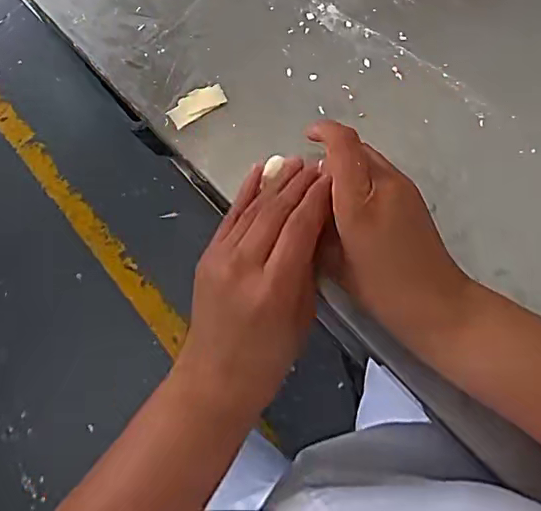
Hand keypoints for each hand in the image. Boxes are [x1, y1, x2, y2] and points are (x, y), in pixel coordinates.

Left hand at [174, 157, 331, 418]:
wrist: (214, 379)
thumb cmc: (268, 359)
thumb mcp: (302, 319)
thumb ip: (307, 269)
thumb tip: (318, 226)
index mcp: (273, 288)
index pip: (299, 228)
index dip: (317, 199)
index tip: (333, 178)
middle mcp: (244, 265)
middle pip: (276, 212)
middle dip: (300, 184)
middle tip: (320, 165)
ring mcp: (221, 256)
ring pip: (254, 208)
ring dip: (277, 182)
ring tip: (297, 162)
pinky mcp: (208, 253)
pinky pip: (231, 215)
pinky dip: (246, 191)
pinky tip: (260, 170)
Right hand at [307, 121, 477, 350]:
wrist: (440, 307)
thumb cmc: (383, 289)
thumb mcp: (336, 261)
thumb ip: (318, 222)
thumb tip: (310, 194)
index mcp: (362, 198)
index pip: (343, 144)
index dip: (323, 131)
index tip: (307, 136)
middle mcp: (385, 182)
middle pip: (355, 148)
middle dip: (332, 154)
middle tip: (313, 179)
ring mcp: (404, 187)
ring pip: (368, 160)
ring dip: (348, 167)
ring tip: (332, 197)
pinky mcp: (414, 197)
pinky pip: (380, 175)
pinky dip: (363, 180)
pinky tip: (355, 210)